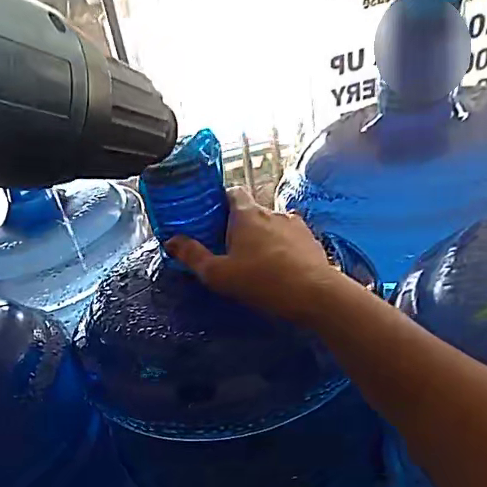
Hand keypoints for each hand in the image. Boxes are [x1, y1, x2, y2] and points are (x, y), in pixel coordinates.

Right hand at [163, 186, 365, 327]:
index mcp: (246, 214)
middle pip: (252, 212)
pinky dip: (283, 249)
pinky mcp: (312, 241)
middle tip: (230, 248)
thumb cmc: (262, 281)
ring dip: (264, 238)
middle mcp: (272, 212)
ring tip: (257, 262)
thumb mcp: (218, 274)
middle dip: (241, 226)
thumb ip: (193, 256)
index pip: (231, 192)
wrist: (315, 294)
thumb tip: (171, 241)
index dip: (220, 201)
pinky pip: (292, 240)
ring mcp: (296, 225)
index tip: (211, 217)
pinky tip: (280, 269)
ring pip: (273, 226)